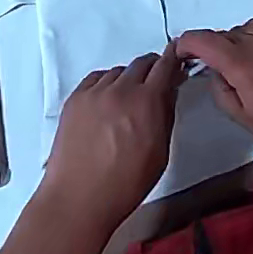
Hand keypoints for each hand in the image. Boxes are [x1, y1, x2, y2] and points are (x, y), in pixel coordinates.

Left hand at [40, 44, 185, 229]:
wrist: (79, 197)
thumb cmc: (124, 184)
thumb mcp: (160, 153)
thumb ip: (166, 115)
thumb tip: (169, 92)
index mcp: (146, 102)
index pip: (165, 66)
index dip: (173, 59)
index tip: (177, 56)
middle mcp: (120, 90)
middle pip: (141, 64)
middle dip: (152, 69)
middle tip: (155, 82)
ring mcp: (95, 92)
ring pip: (118, 71)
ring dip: (128, 79)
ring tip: (128, 100)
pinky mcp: (76, 98)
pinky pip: (96, 79)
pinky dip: (105, 83)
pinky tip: (107, 100)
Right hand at [176, 18, 252, 151]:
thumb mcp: (249, 119)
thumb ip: (221, 94)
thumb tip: (214, 76)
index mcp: (241, 63)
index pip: (200, 40)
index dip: (185, 44)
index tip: (182, 52)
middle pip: (222, 36)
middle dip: (218, 53)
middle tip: (231, 77)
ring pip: (242, 31)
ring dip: (240, 46)